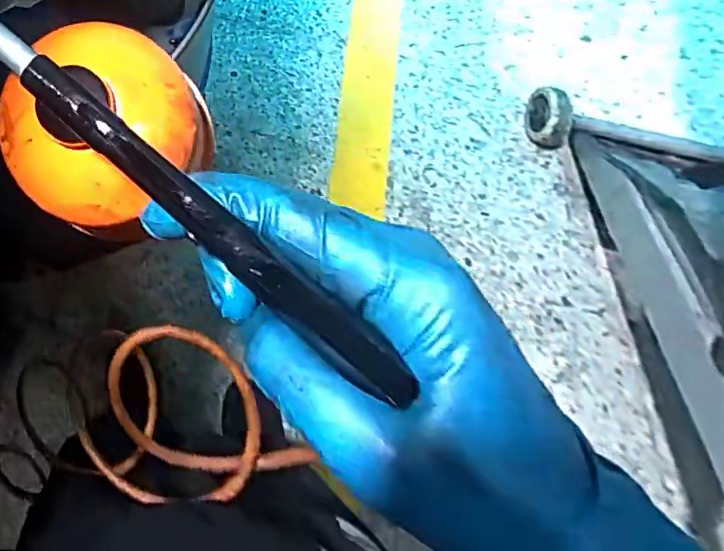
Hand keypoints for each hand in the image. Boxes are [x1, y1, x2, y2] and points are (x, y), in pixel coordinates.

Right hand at [143, 173, 691, 550]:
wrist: (564, 529)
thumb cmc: (478, 493)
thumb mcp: (366, 446)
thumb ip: (288, 365)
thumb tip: (243, 307)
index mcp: (404, 278)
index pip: (287, 214)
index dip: (215, 205)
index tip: (159, 219)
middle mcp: (398, 257)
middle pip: (283, 223)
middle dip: (237, 258)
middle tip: (229, 310)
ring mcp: (395, 273)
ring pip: (290, 249)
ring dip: (256, 283)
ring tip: (257, 332)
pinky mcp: (387, 294)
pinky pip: (308, 275)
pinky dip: (277, 296)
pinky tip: (277, 330)